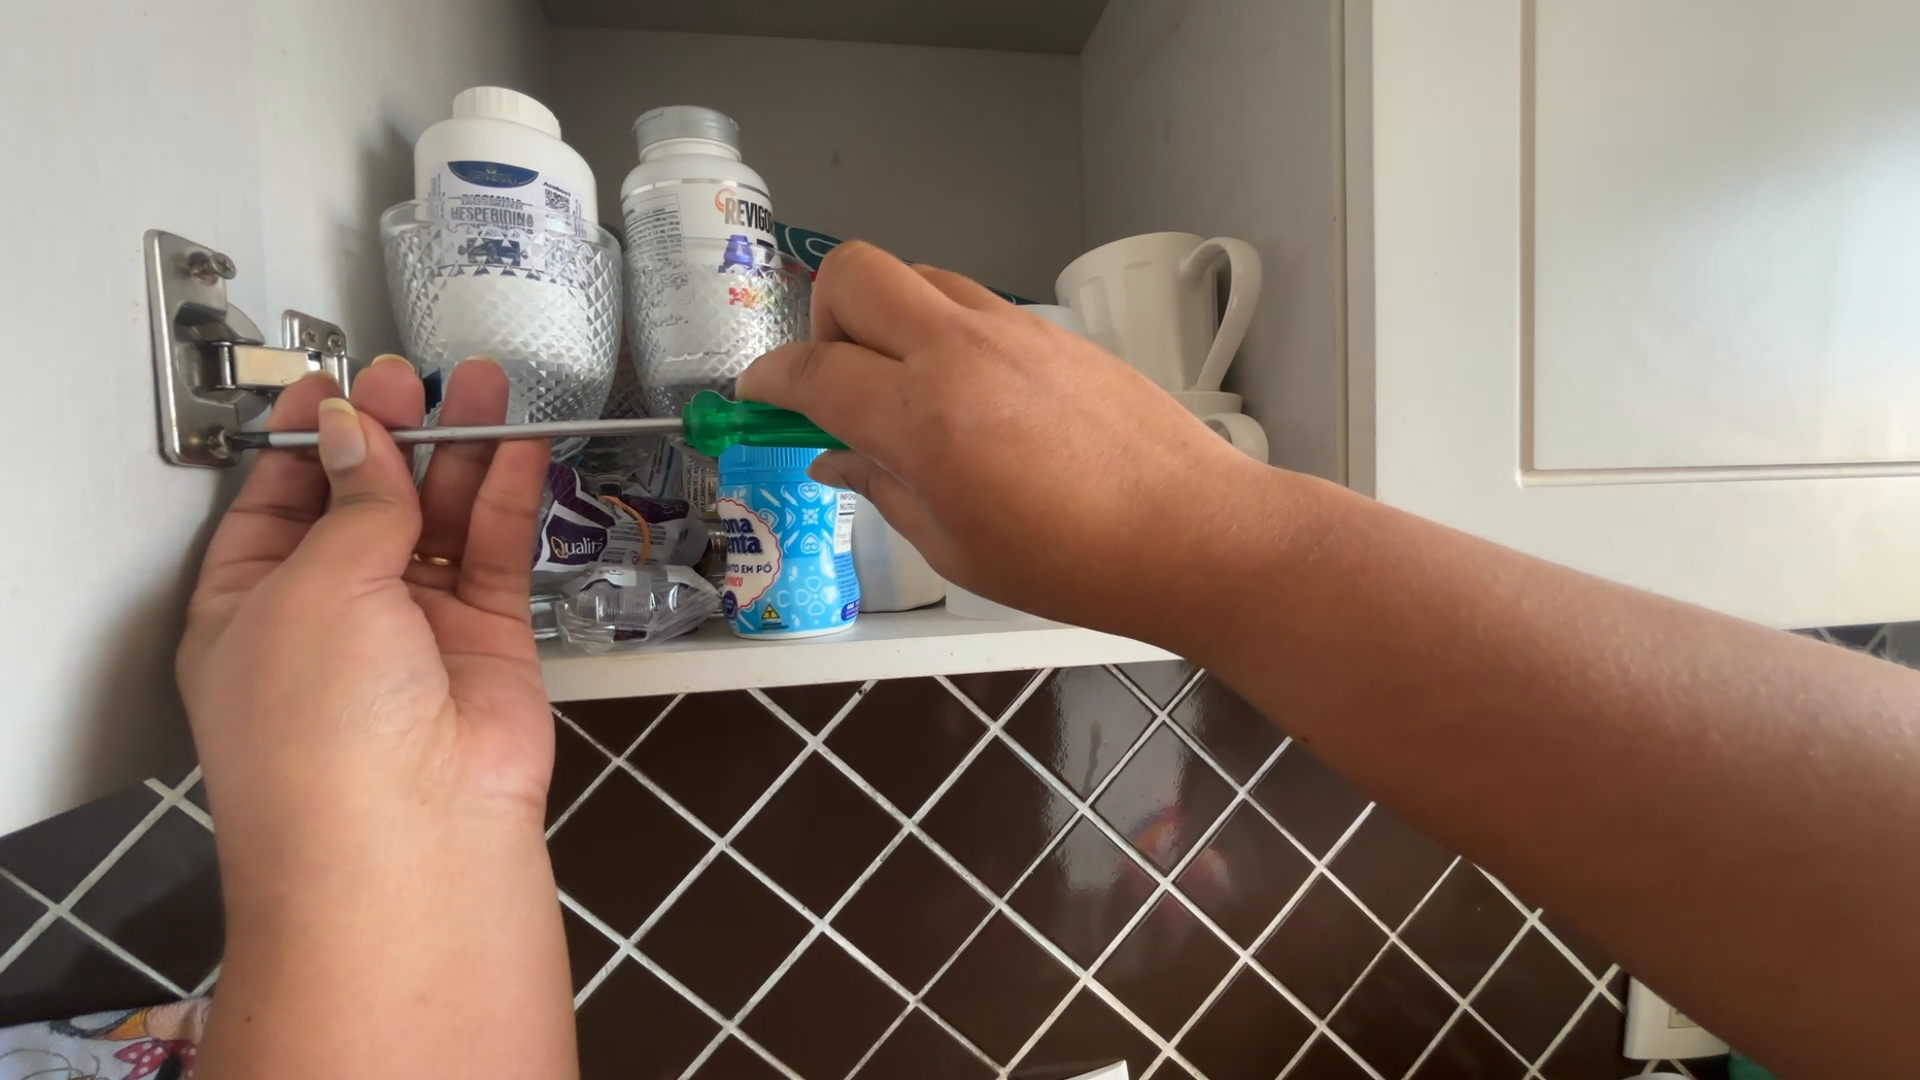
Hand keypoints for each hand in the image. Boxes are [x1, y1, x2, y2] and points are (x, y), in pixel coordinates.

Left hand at [176, 358, 575, 1079]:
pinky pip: (498, 547)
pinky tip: (522, 450)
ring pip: (445, 515)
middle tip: (424, 378)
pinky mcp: (491, 625)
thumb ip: (358, 504)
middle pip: (374, 497)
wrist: (417, 819)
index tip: (341, 381)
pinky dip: (510, 496)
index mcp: (257, 599)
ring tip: (487, 390)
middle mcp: (340, 602)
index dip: (314, 437)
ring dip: (466, 451)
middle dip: (398, 433)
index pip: (283, 497)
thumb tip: (363, 429)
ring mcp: (421, 614)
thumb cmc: (321, 720)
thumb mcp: (314, 588)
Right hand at [738, 242, 1270, 638]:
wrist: (1190, 534)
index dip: (768, 382)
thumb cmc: (1069, 565)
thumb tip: (836, 458)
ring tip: (906, 387)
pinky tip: (970, 393)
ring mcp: (1013, 330)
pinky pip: (973, 302)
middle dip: (823, 319)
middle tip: (840, 382)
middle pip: (853, 274)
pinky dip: (944, 331)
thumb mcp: (954, 547)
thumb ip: (883, 488)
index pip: (812, 370)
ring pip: (917, 276)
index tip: (756, 397)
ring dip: (887, 319)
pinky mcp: (1055, 332)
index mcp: (923, 415)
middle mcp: (960, 350)